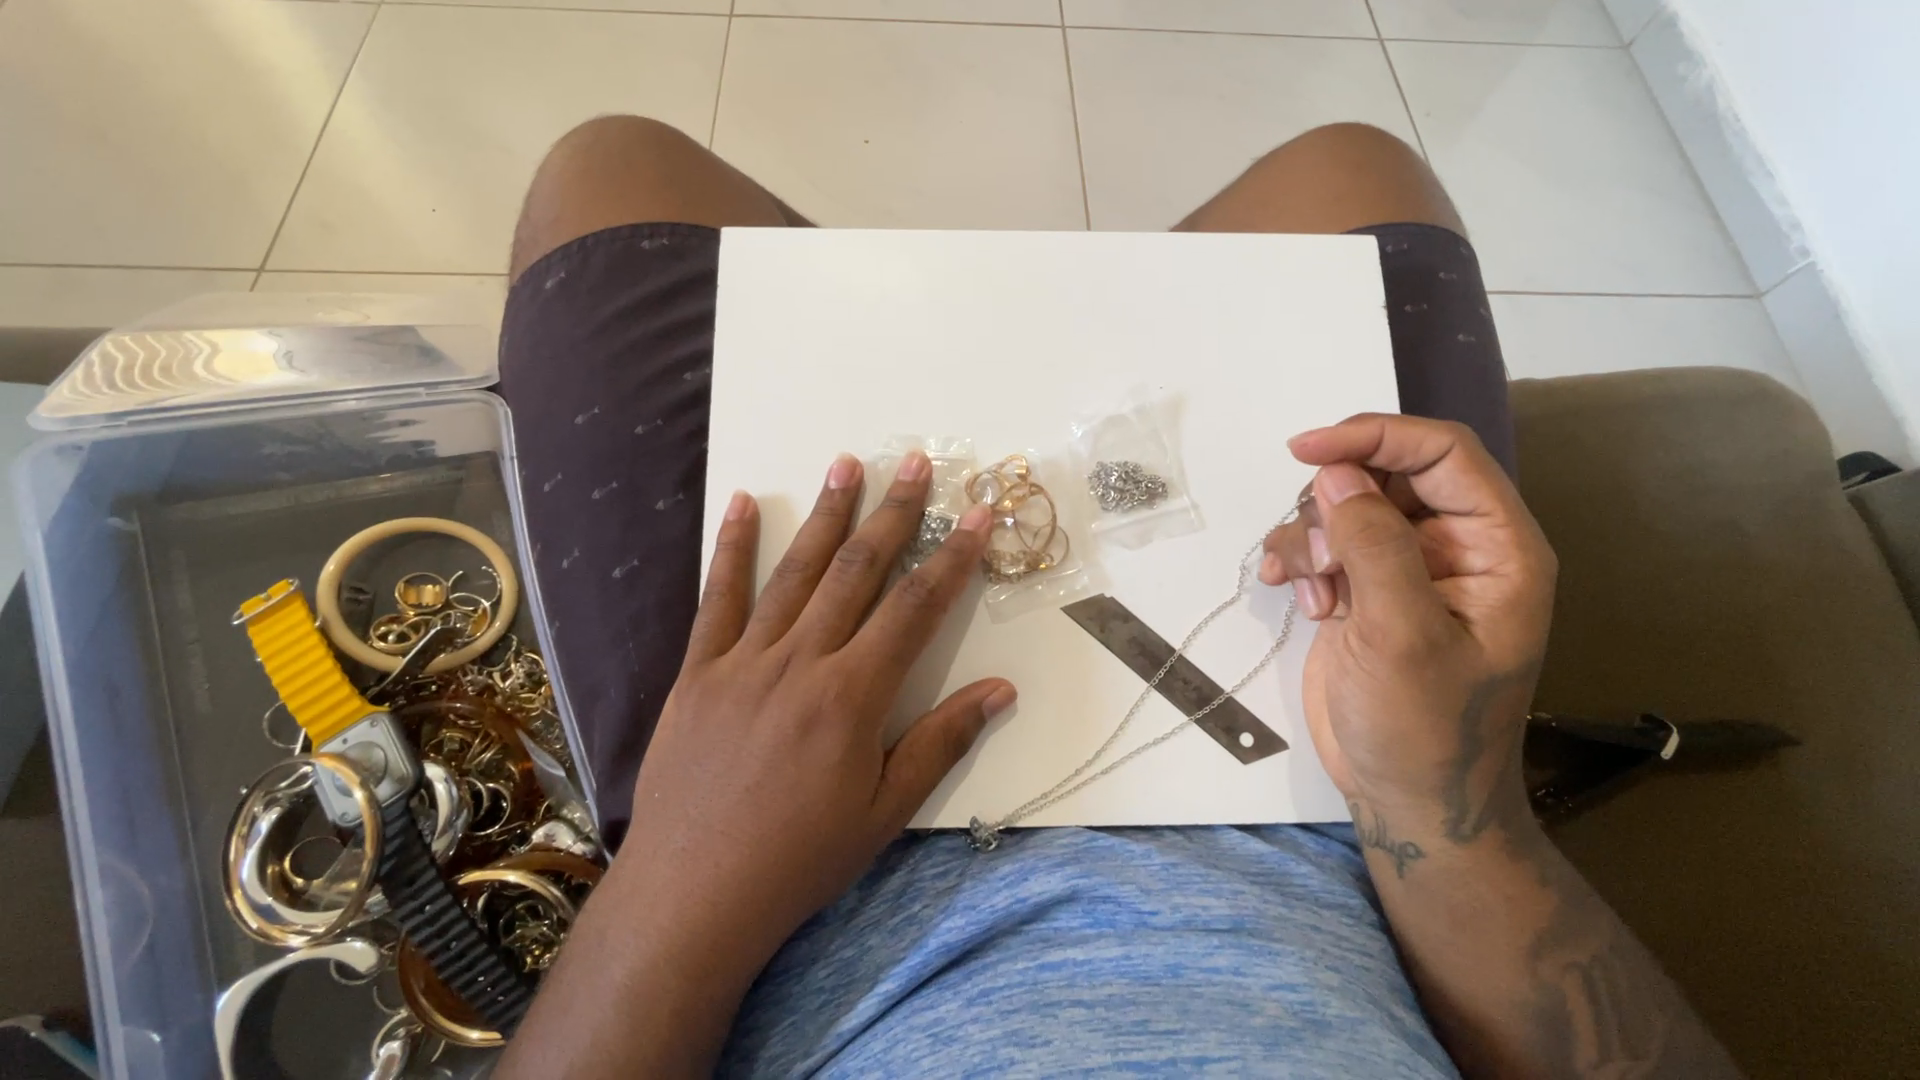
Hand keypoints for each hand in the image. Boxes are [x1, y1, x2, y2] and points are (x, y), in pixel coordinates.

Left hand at [622, 451, 1014, 951]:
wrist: (694, 892)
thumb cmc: (801, 858)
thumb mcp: (886, 812)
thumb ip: (941, 742)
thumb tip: (1000, 690)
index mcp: (853, 696)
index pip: (915, 609)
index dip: (951, 558)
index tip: (976, 515)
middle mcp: (802, 662)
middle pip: (858, 572)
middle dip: (893, 514)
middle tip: (916, 464)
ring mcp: (745, 660)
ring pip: (795, 573)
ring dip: (826, 516)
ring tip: (847, 463)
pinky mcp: (698, 671)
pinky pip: (717, 599)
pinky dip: (732, 548)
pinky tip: (743, 504)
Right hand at [1258, 415, 1555, 848]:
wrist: (1405, 797)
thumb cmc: (1425, 727)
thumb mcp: (1402, 636)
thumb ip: (1374, 547)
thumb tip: (1336, 475)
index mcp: (1496, 547)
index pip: (1441, 453)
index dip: (1374, 436)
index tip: (1305, 450)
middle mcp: (1454, 547)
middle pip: (1386, 474)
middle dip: (1335, 504)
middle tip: (1317, 558)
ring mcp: (1405, 570)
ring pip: (1344, 507)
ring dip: (1312, 540)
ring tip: (1314, 595)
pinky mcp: (1365, 592)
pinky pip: (1323, 544)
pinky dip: (1300, 563)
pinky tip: (1300, 601)